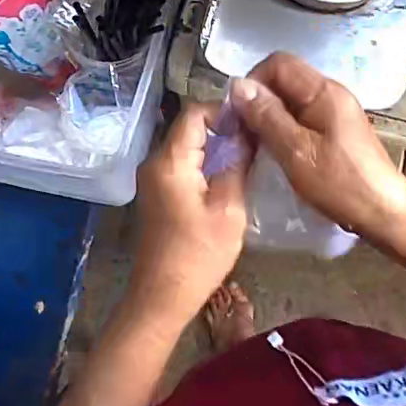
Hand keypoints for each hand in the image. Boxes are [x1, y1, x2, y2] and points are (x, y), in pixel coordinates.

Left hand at [126, 103, 251, 327]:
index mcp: (169, 161)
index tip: (251, 122)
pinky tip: (226, 176)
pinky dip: (202, 163)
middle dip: (221, 128)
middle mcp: (154, 161)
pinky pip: (179, 164)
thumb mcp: (229, 209)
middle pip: (188, 127)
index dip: (223, 110)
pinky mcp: (155, 192)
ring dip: (213, 146)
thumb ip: (236, 165)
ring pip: (185, 146)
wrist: (162, 294)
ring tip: (246, 157)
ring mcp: (151, 177)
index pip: (194, 113)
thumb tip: (247, 135)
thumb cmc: (198, 254)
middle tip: (255, 139)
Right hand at [231, 52, 405, 253]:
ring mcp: (335, 110)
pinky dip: (283, 127)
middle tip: (244, 130)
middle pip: (284, 78)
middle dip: (259, 99)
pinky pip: (301, 115)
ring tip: (257, 142)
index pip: (278, 63)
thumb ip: (266, 115)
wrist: (385, 214)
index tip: (239, 112)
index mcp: (323, 91)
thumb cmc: (340, 183)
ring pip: (290, 98)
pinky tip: (278, 150)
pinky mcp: (336, 128)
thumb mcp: (295, 151)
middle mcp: (331, 93)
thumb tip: (237, 85)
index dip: (253, 81)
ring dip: (269, 115)